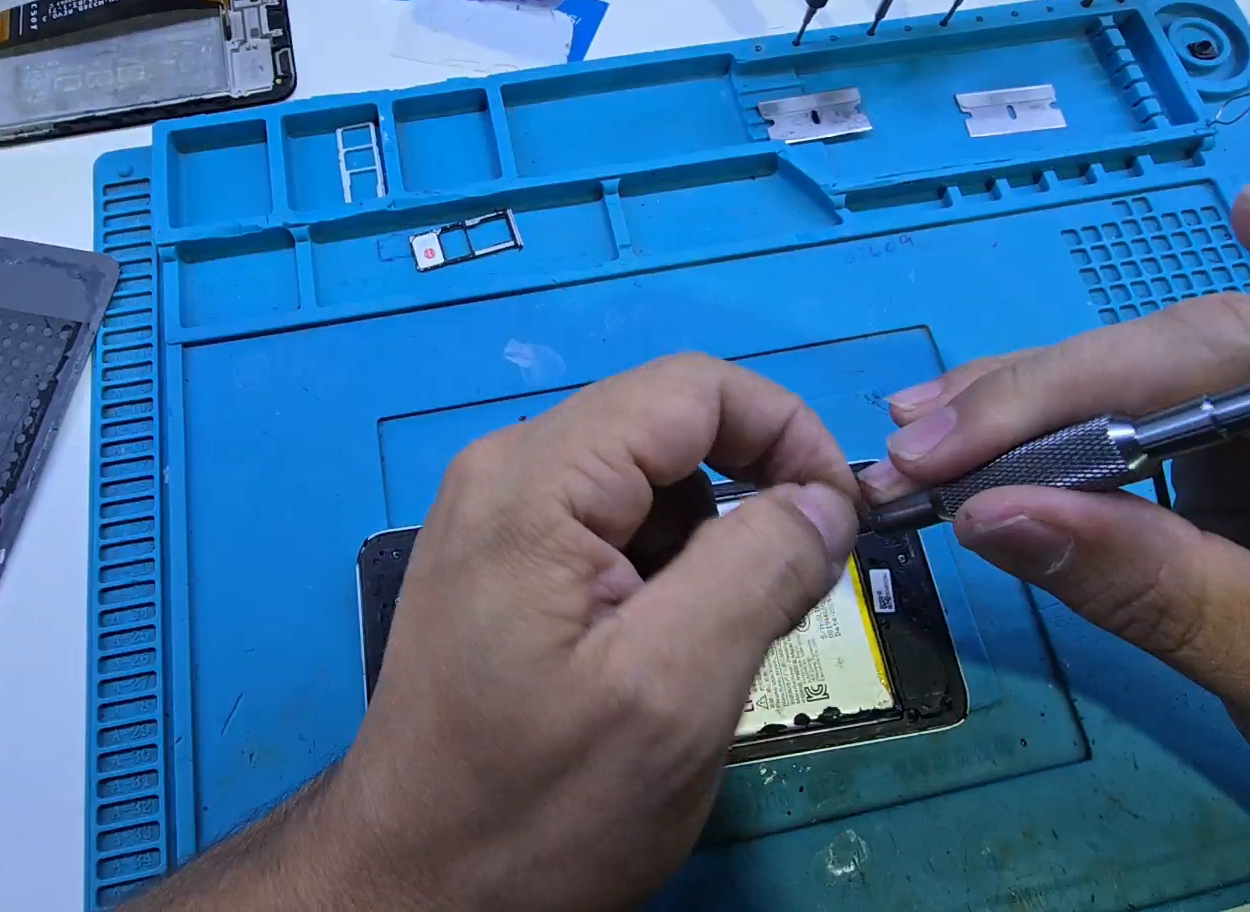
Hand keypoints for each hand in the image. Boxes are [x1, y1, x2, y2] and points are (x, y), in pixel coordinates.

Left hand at [133, 355, 860, 911]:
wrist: (413, 882)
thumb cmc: (534, 805)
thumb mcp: (671, 694)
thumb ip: (759, 570)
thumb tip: (822, 497)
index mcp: (538, 475)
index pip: (690, 388)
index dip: (783, 429)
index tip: (836, 515)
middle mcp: (508, 464)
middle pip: (665, 425)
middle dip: (745, 490)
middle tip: (780, 593)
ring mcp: (498, 505)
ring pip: (645, 474)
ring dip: (704, 535)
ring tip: (701, 637)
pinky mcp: (502, 548)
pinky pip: (609, 515)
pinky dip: (661, 559)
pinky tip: (651, 637)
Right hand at [861, 149, 1249, 867]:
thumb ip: (1184, 603)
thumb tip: (992, 515)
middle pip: (1224, 344)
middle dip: (1063, 385)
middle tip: (932, 442)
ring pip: (1154, 359)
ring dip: (1023, 399)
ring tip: (921, 439)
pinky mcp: (1245, 417)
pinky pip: (1126, 396)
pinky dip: (1035, 421)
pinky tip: (965, 434)